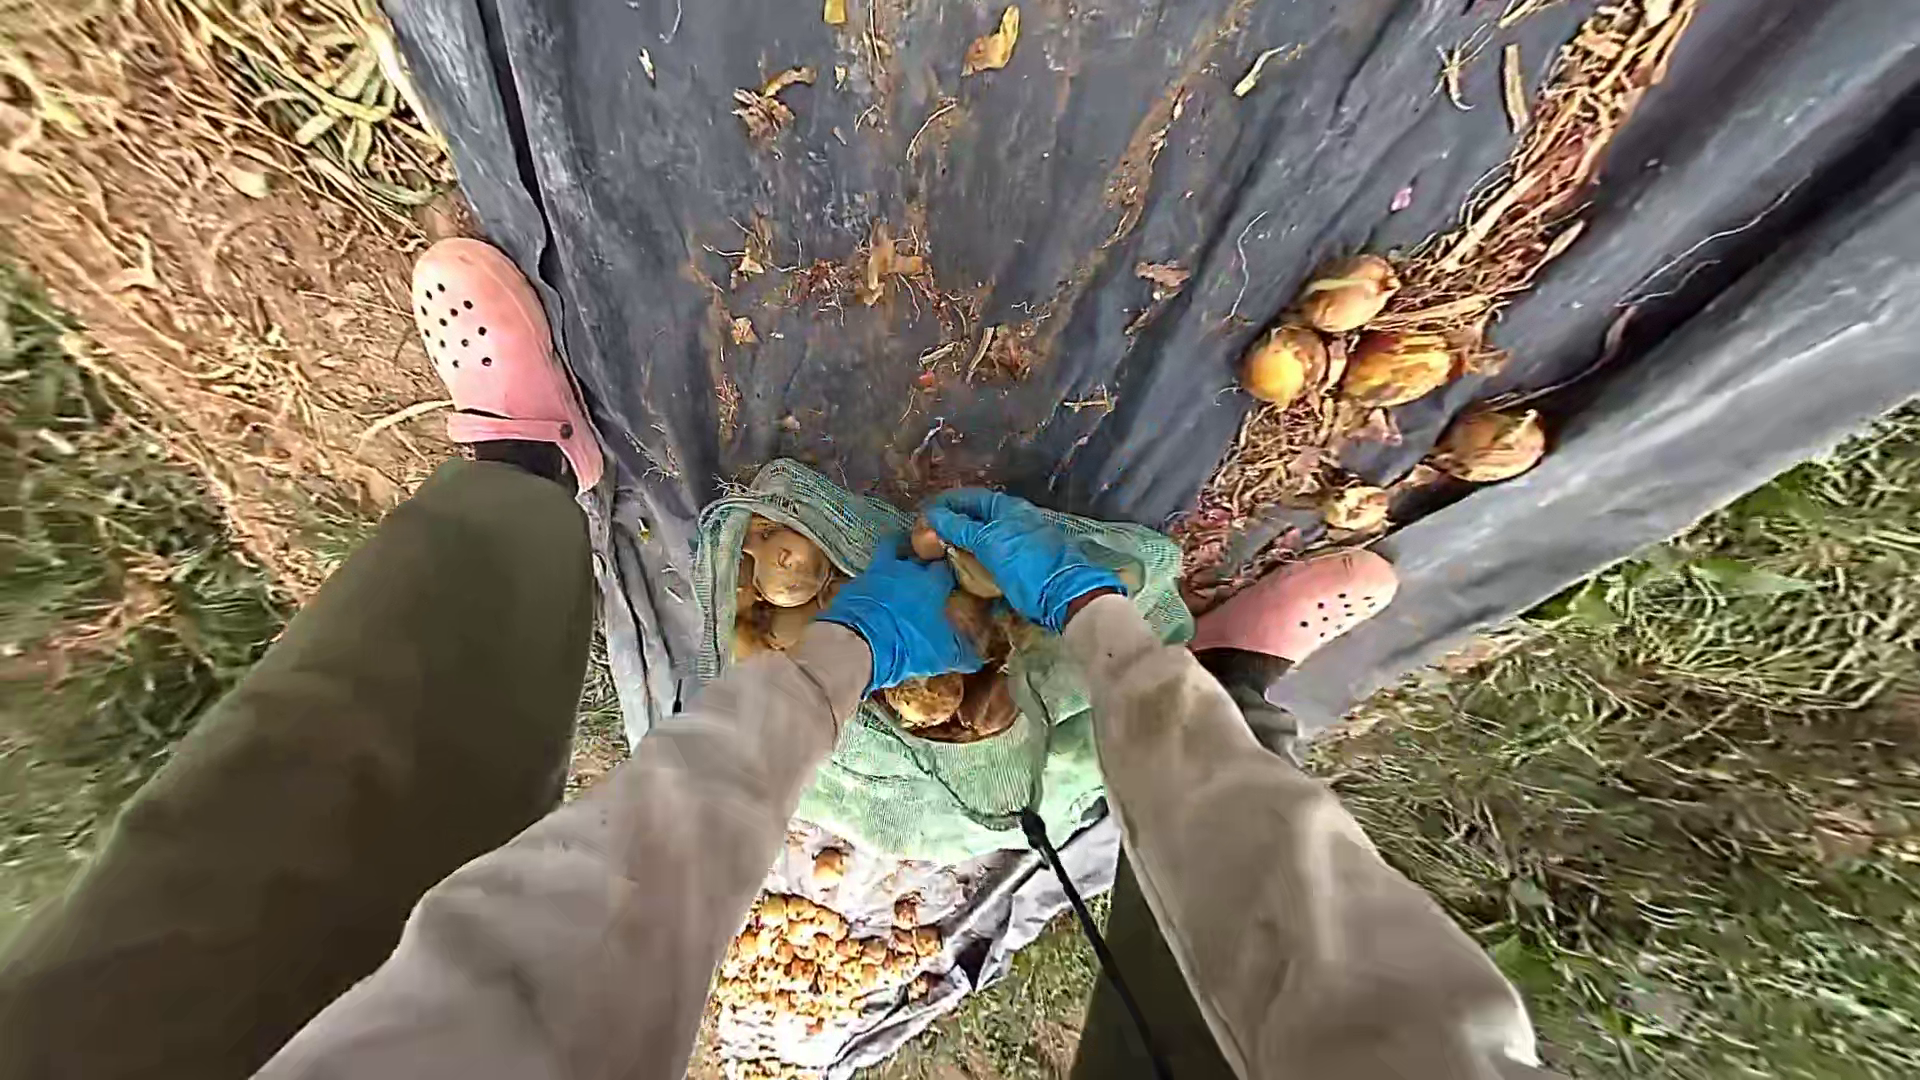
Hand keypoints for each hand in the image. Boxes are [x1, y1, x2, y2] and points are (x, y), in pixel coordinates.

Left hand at [819, 535, 983, 692]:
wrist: (855, 644)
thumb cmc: (906, 645)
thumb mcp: (940, 656)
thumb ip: (962, 654)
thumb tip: (978, 659)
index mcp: (932, 582)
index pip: (948, 566)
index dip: (950, 570)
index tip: (952, 577)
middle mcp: (906, 569)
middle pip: (919, 550)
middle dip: (924, 556)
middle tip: (927, 567)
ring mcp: (878, 572)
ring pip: (890, 550)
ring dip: (895, 557)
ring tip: (900, 570)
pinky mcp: (855, 582)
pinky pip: (868, 575)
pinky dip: (873, 581)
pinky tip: (875, 592)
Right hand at [922, 489, 1125, 632]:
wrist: (1066, 596)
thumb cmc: (1027, 566)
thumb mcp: (990, 544)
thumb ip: (961, 528)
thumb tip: (933, 514)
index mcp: (1009, 508)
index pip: (970, 498)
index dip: (947, 504)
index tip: (924, 514)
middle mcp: (1016, 519)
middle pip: (978, 516)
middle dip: (954, 523)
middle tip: (928, 535)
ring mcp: (1022, 541)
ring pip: (986, 535)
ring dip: (964, 541)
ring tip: (942, 550)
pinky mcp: (1025, 562)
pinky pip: (994, 553)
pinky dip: (977, 556)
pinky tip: (967, 566)